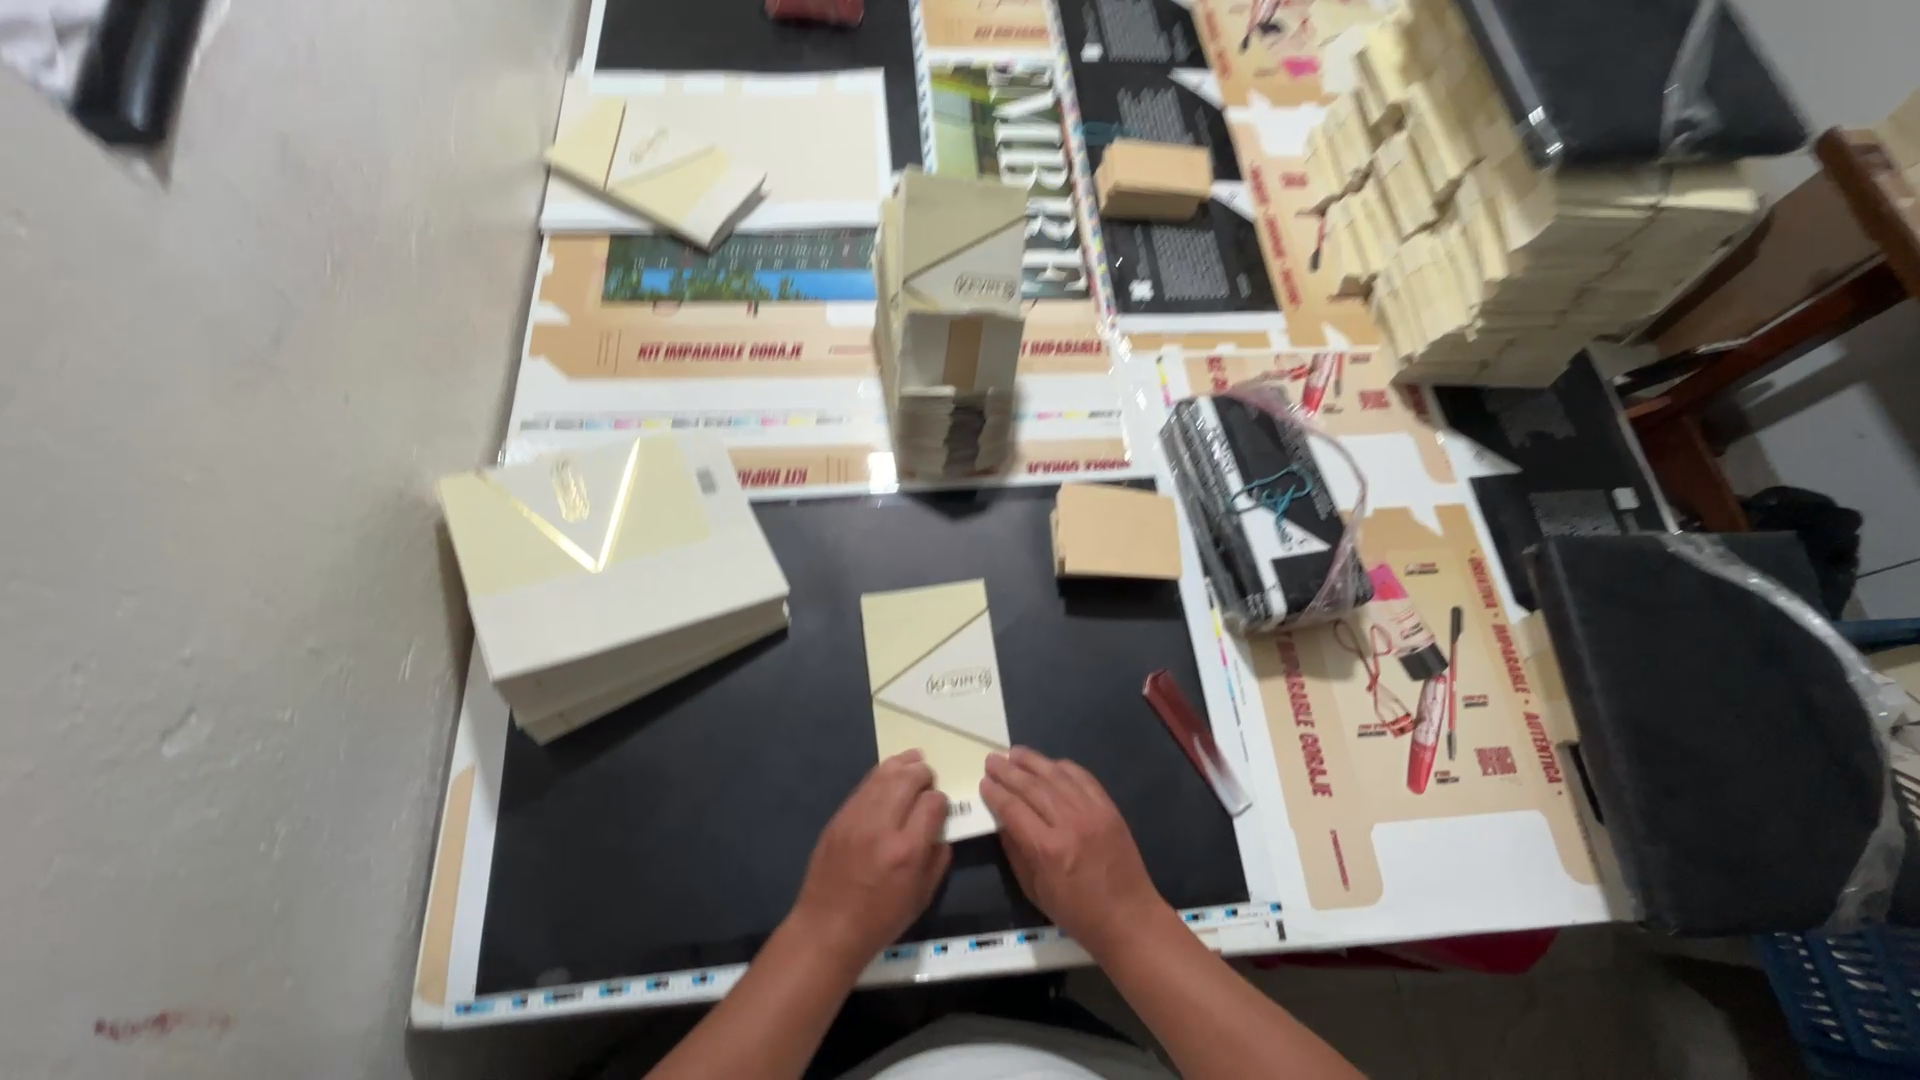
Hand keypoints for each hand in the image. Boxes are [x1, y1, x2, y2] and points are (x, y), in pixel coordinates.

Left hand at [789, 750, 950, 966]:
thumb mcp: (922, 895)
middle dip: (924, 774)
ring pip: (883, 775)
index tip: (940, 809)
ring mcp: (856, 819)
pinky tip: (890, 774)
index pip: (932, 803)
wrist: (827, 927)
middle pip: (908, 779)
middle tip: (929, 778)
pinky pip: (864, 786)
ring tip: (914, 761)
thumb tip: (941, 829)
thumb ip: (938, 858)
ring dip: (902, 765)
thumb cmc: (881, 919)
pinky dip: (880, 775)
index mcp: (907, 850)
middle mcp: (882, 827)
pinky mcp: (838, 818)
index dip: (941, 801)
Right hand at [981, 747, 1170, 956]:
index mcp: (1047, 849)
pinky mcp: (1109, 808)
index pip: (1013, 809)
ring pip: (1057, 776)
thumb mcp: (1034, 890)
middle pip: (1032, 787)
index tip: (984, 783)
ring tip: (1015, 753)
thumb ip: (1015, 852)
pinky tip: (1049, 763)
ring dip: (1033, 761)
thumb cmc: (1077, 913)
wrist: (1129, 917)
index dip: (996, 793)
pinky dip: (1064, 767)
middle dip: (1008, 771)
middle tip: (992, 760)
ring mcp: (1092, 812)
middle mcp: (1069, 823)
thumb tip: (1002, 821)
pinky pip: (1083, 778)